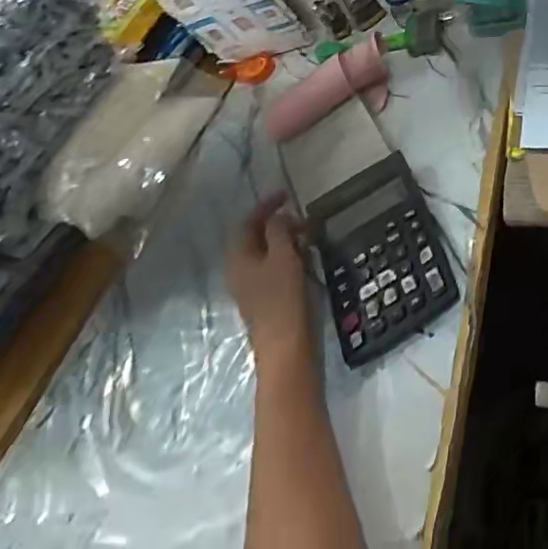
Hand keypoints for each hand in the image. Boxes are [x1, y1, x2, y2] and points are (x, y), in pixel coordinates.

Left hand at [227, 192, 315, 378]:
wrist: (286, 353)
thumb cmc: (283, 300)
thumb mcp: (283, 257)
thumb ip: (279, 231)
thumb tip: (277, 217)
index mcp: (238, 257)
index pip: (247, 221)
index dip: (266, 205)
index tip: (287, 194)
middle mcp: (239, 271)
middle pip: (256, 238)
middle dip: (280, 225)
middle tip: (304, 222)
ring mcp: (252, 289)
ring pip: (268, 255)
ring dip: (287, 243)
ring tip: (309, 241)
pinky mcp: (267, 303)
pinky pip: (276, 272)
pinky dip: (290, 261)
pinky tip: (308, 264)